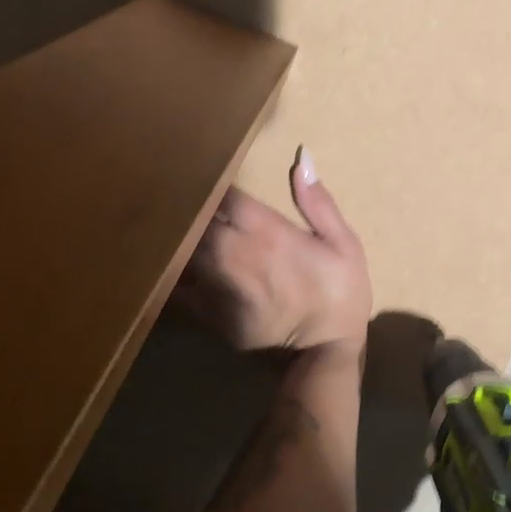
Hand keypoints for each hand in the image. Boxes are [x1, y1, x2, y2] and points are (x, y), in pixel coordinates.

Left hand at [180, 147, 372, 350]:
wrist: (324, 355)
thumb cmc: (340, 293)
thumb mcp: (344, 242)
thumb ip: (317, 201)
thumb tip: (302, 156)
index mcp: (266, 231)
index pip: (224, 195)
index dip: (212, 183)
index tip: (207, 172)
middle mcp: (233, 253)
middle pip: (195, 219)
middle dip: (190, 205)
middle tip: (181, 191)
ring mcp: (216, 285)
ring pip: (182, 249)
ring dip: (178, 234)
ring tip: (169, 220)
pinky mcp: (207, 314)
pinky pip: (178, 286)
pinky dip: (172, 271)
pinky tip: (167, 262)